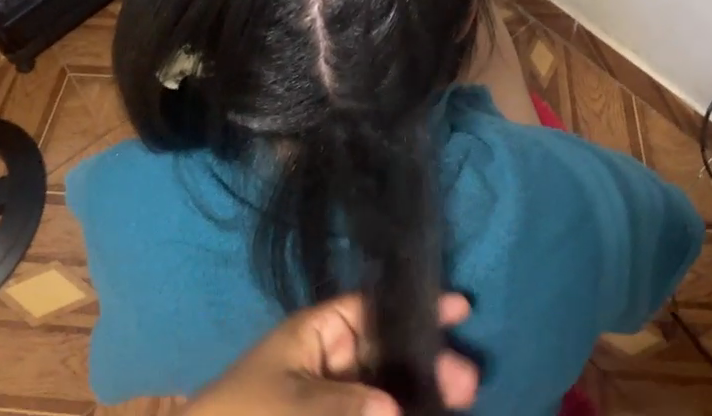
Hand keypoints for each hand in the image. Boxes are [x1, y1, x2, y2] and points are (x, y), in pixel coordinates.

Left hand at [182, 293, 478, 415]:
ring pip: (388, 383)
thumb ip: (343, 400)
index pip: (373, 308)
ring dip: (421, 389)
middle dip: (427, 358)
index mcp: (318, 331)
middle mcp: (333, 355)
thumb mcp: (290, 401)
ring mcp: (337, 390)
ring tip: (461, 397)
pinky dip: (399, 406)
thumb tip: (394, 405)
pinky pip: (375, 405)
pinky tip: (426, 408)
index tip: (459, 307)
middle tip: (467, 379)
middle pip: (389, 349)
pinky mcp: (337, 412)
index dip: (413, 306)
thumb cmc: (244, 408)